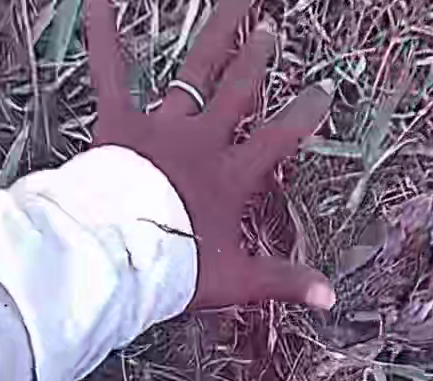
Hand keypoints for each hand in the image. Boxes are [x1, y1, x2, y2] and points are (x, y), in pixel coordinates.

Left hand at [85, 0, 335, 310]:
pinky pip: (112, 70)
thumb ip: (283, 281)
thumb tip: (329, 298)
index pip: (276, 139)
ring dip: (217, 32)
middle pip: (238, 92)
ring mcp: (162, 128)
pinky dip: (103, 30)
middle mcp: (202, 142)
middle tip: (270, 29)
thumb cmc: (179, 270)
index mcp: (230, 177)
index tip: (322, 91)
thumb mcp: (238, 280)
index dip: (302, 115)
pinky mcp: (120, 125)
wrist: (125, 259)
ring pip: (196, 70)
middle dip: (256, 61)